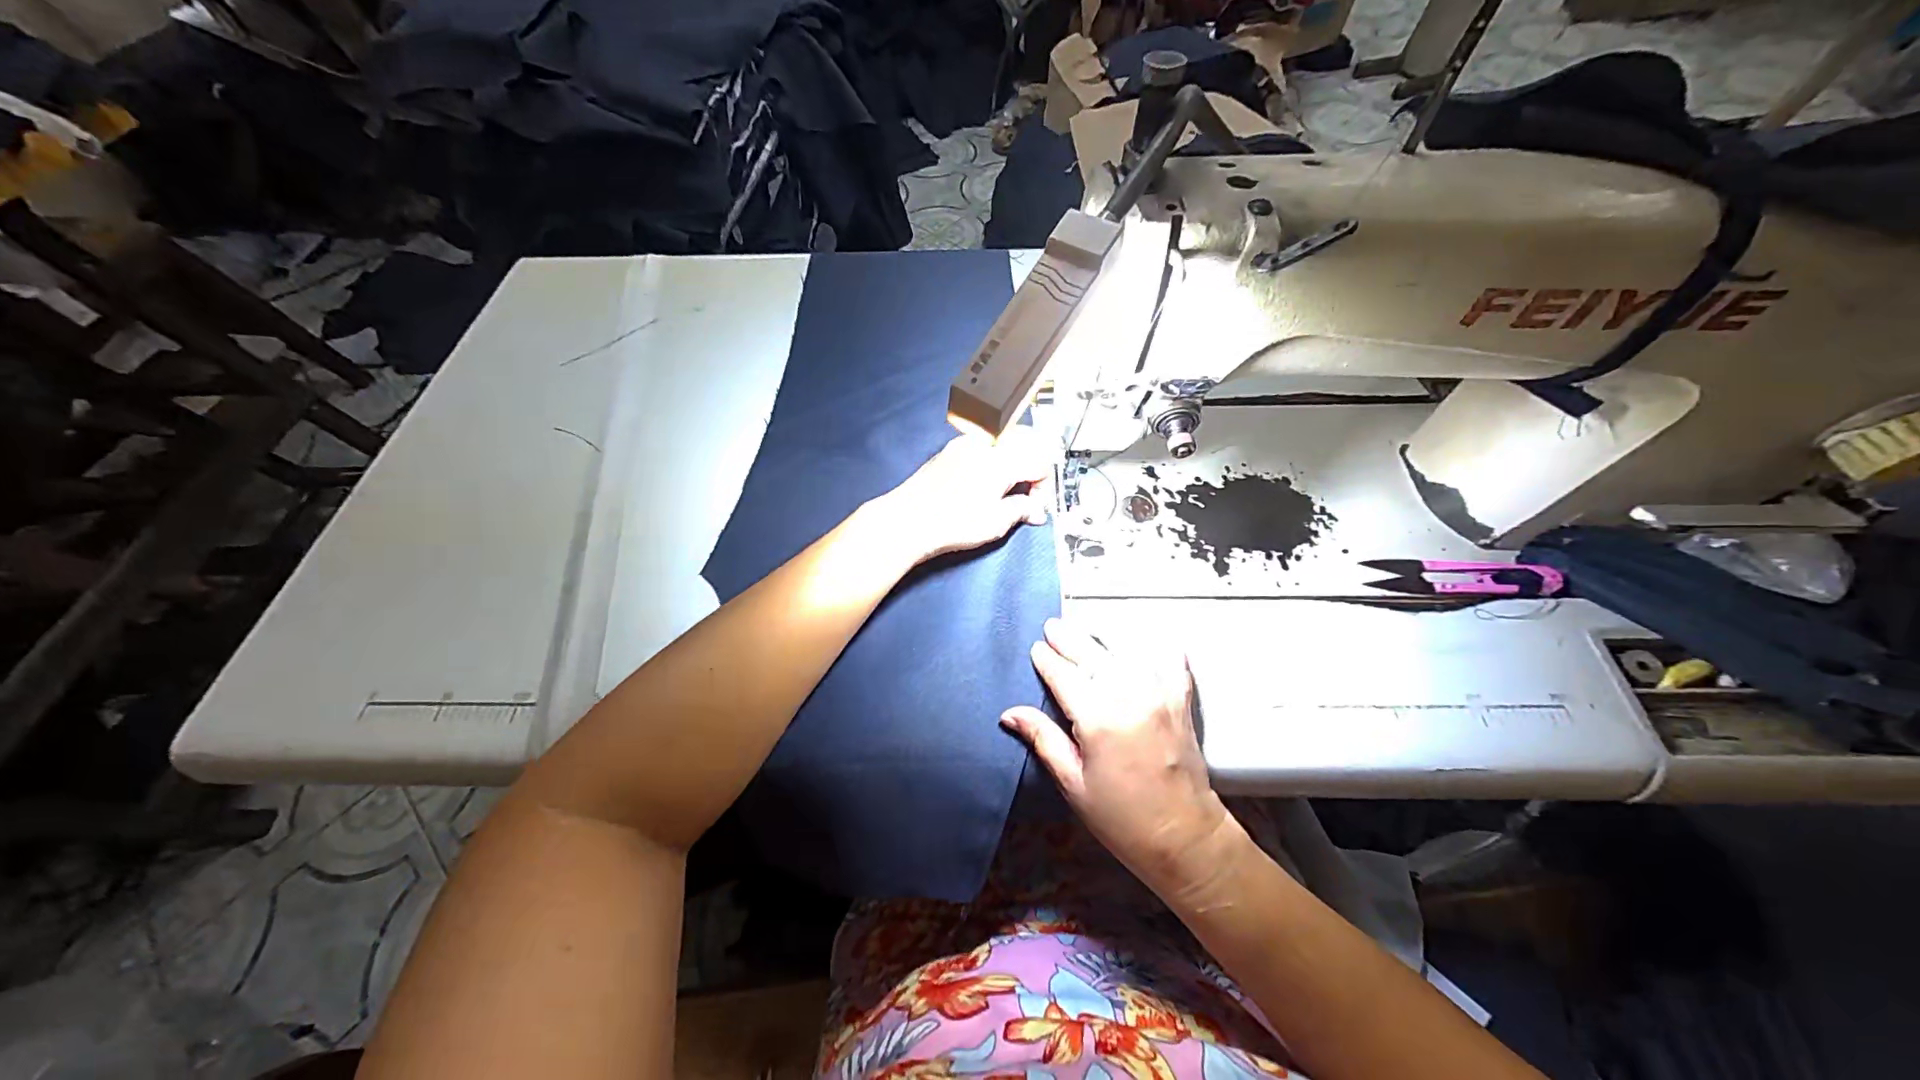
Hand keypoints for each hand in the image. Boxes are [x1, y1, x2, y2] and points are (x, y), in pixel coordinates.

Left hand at [874, 429, 1051, 562]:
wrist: (908, 521)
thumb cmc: (945, 521)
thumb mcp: (995, 523)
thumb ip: (1022, 510)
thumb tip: (1033, 509)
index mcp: (1001, 460)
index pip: (1041, 461)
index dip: (1044, 485)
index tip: (1035, 503)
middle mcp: (984, 445)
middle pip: (1027, 441)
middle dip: (1034, 464)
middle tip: (1029, 491)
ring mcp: (965, 444)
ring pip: (1005, 438)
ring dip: (1015, 458)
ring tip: (1008, 487)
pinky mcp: (951, 451)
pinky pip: (984, 444)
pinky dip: (994, 457)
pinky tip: (987, 482)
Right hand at [1000, 619, 1231, 897]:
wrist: (1182, 835)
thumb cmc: (1122, 817)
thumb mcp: (1073, 782)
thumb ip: (1043, 739)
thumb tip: (1010, 714)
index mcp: (1098, 719)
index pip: (1064, 674)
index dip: (1047, 660)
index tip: (1037, 650)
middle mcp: (1129, 697)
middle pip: (1092, 654)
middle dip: (1069, 638)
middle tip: (1053, 627)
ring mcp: (1159, 695)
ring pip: (1125, 650)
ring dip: (1103, 637)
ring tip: (1086, 629)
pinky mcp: (1180, 700)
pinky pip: (1168, 659)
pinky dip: (1154, 646)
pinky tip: (1142, 640)